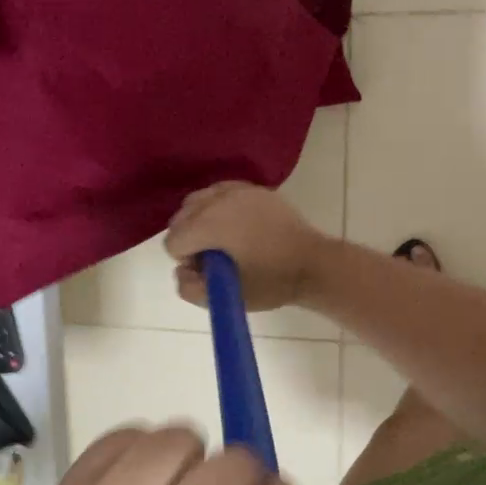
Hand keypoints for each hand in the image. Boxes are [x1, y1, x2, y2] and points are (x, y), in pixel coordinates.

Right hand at [164, 182, 333, 311]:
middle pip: (181, 218)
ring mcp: (237, 190)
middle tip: (216, 258)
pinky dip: (219, 207)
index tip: (210, 270)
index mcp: (208, 225)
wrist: (313, 264)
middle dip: (191, 239)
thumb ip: (191, 288)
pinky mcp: (253, 188)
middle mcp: (218, 200)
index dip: (186, 261)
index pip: (173, 242)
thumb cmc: (271, 283)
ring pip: (198, 201)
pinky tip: (237, 225)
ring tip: (226, 241)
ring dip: (202, 221)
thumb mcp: (228, 296)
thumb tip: (182, 270)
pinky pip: (220, 192)